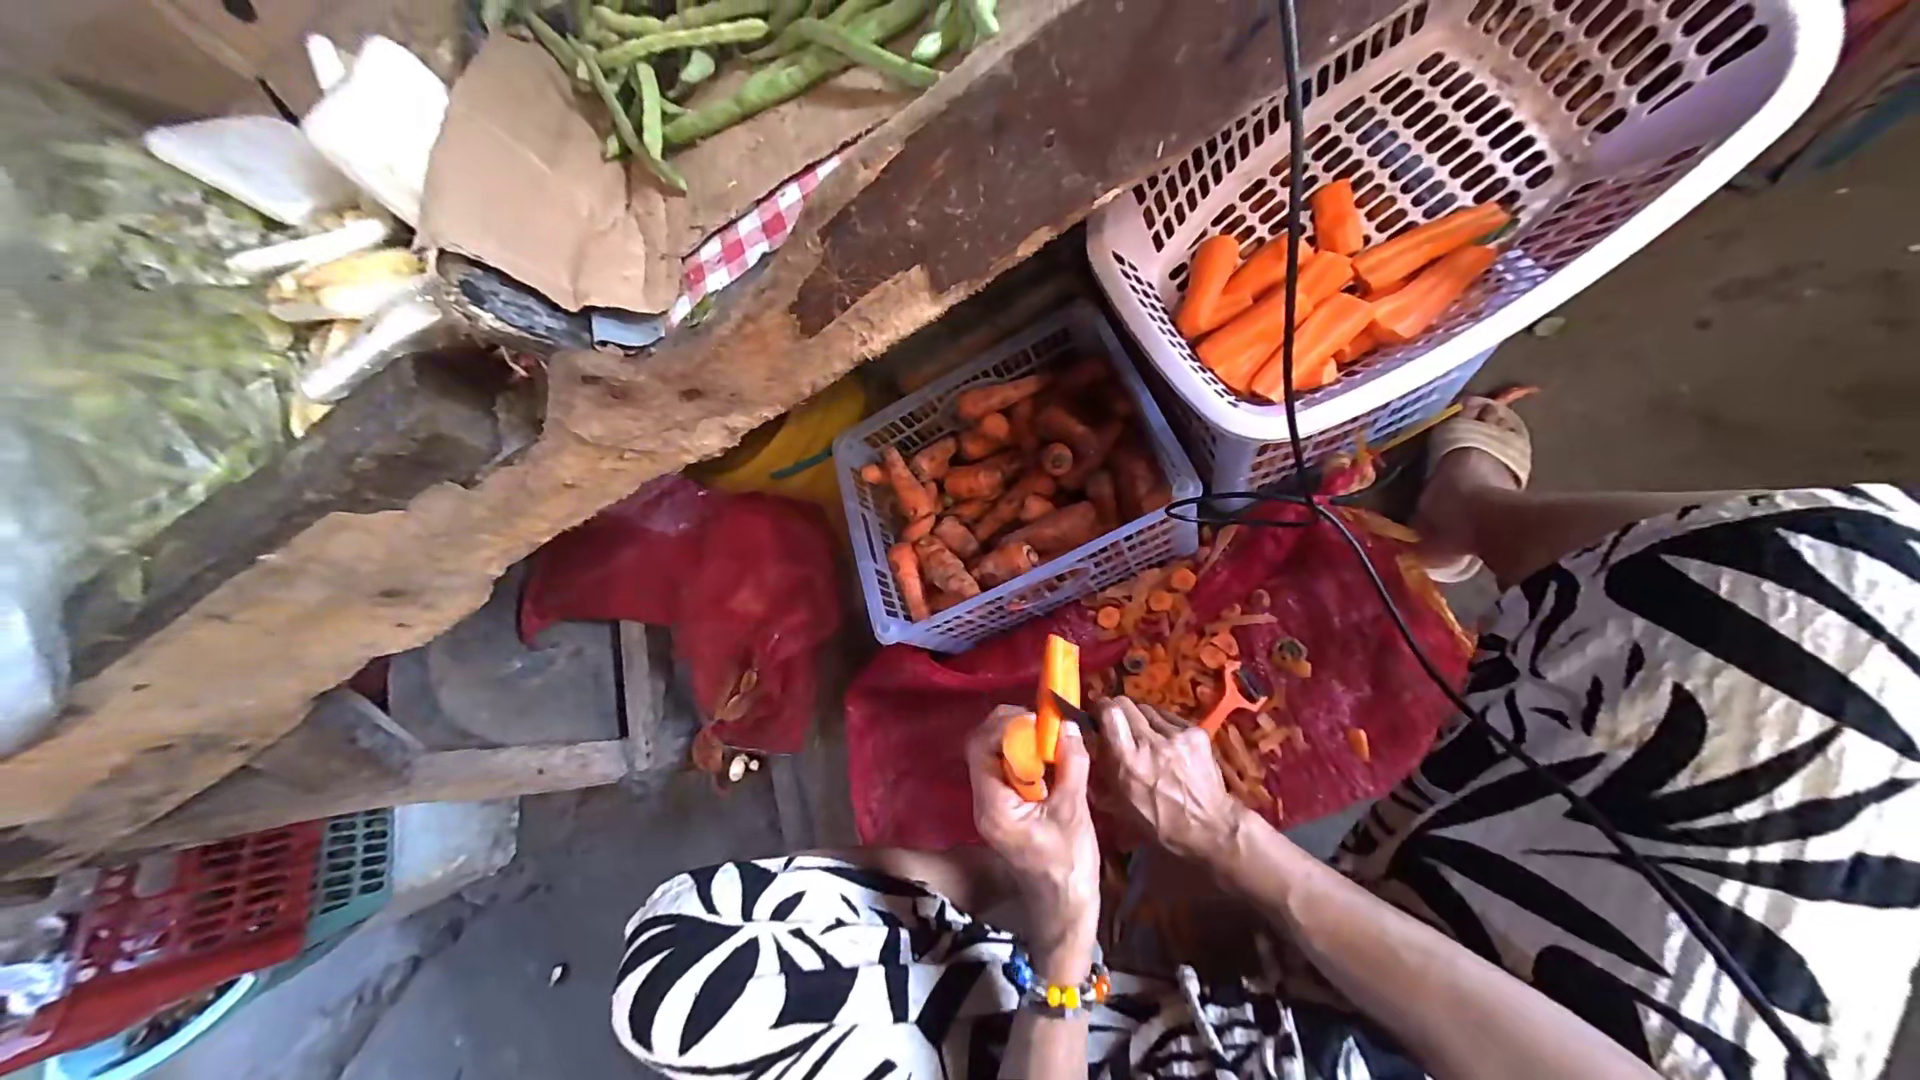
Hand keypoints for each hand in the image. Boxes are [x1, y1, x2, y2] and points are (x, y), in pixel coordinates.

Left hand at [967, 706, 1099, 978]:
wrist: (1064, 908)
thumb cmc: (1069, 867)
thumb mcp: (1073, 813)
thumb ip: (1070, 766)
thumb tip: (1067, 725)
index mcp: (993, 806)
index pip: (980, 748)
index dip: (1004, 725)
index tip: (1037, 719)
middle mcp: (983, 801)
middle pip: (981, 746)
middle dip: (1009, 726)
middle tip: (1042, 722)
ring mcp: (991, 803)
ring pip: (991, 754)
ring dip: (1016, 737)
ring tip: (1046, 734)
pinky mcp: (1004, 805)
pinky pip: (1004, 767)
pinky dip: (1022, 752)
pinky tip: (1046, 753)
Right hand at [1095, 697, 1253, 867]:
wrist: (1209, 828)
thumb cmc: (1158, 824)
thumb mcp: (1117, 804)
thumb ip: (1101, 770)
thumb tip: (1088, 743)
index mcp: (1127, 759)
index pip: (1109, 711)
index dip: (1100, 708)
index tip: (1097, 714)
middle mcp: (1150, 740)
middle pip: (1126, 703)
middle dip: (1118, 710)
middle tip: (1119, 725)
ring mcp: (1175, 734)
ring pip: (1148, 709)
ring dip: (1141, 719)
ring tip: (1145, 737)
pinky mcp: (1195, 732)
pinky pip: (1170, 717)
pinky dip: (1163, 725)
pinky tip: (1166, 743)